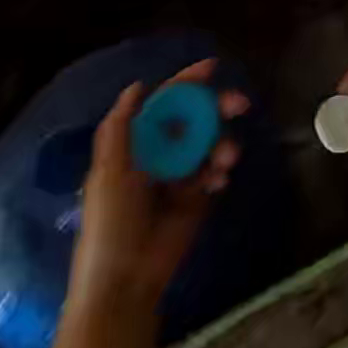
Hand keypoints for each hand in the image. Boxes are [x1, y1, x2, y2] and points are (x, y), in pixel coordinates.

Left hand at [70, 60, 248, 308]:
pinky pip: (216, 172)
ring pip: (210, 143)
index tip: (213, 68)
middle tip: (239, 104)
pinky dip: (220, 170)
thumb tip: (137, 85)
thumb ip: (120, 127)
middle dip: (217, 107)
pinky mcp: (198, 197)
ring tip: (226, 158)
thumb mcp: (108, 171)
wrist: (126, 280)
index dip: (187, 84)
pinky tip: (218, 181)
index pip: (165, 104)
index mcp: (137, 142)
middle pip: (194, 119)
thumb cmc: (111, 221)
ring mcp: (182, 175)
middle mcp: (161, 153)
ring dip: (222, 142)